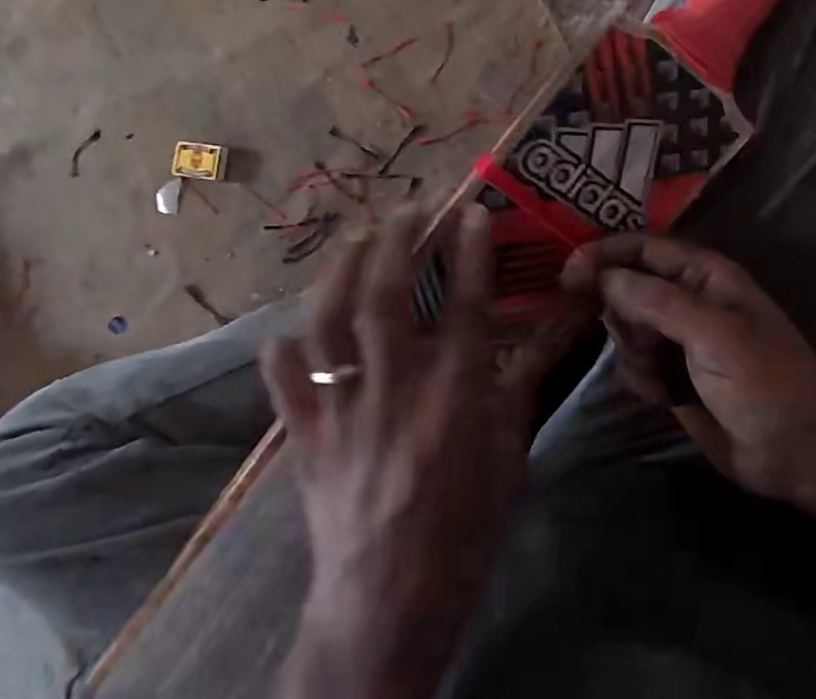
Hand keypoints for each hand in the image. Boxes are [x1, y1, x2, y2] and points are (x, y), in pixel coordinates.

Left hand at [260, 204, 560, 697]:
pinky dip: (289, 345)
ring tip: (360, 237)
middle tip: (409, 209)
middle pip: (387, 298)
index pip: (464, 309)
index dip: (469, 253)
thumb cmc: (461, 536)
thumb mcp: (505, 464)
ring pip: (330, 320)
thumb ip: (514, 394)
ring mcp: (340, 411)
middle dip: (398, 241)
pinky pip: (283, 375)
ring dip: (344, 269)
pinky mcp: (303, 434)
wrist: (386, 607)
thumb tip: (532, 338)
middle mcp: (393, 394)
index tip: (472, 213)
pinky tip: (300, 330)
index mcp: (453, 404)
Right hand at [561, 235, 815, 513]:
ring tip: (659, 377)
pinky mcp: (667, 370)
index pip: (641, 247)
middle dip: (619, 314)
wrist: (796, 457)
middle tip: (636, 344)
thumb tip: (603, 277)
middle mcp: (685, 298)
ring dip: (631, 352)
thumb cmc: (767, 385)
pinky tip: (662, 395)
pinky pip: (629, 360)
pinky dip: (638, 376)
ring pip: (622, 326)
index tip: (568, 275)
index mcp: (704, 274)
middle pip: (624, 286)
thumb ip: (657, 301)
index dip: (603, 254)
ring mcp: (675, 336)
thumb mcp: (716, 335)